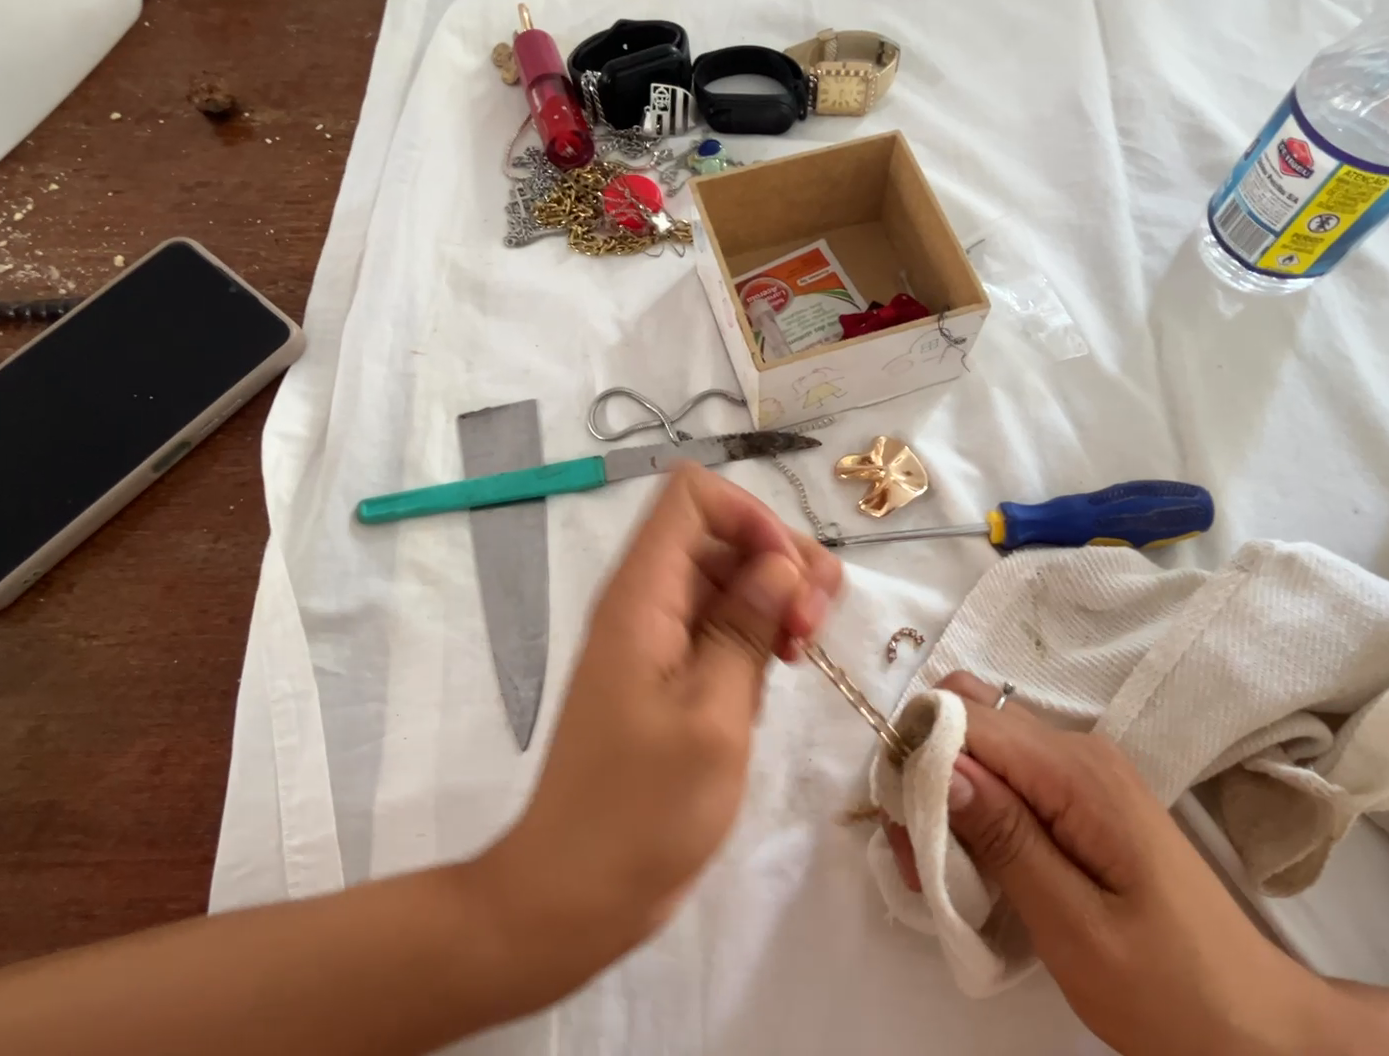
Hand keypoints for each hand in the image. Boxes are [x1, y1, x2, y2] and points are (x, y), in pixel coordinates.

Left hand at [473, 465, 841, 1014]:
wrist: (577, 891)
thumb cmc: (642, 811)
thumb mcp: (712, 716)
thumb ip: (747, 628)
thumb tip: (781, 564)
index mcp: (642, 598)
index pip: (692, 496)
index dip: (751, 517)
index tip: (790, 580)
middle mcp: (646, 604)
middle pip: (721, 533)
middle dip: (780, 561)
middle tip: (811, 629)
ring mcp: (658, 640)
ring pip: (728, 578)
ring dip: (778, 598)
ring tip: (801, 651)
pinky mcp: (670, 675)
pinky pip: (721, 624)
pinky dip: (760, 632)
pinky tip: (781, 670)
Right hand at [887, 673, 1333, 1055]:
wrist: (1254, 1023)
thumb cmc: (1167, 986)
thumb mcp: (1075, 927)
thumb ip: (1006, 839)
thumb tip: (939, 765)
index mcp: (1078, 774)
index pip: (969, 716)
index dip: (919, 750)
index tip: (899, 821)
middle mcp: (1078, 752)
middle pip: (972, 718)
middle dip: (925, 768)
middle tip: (915, 849)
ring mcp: (1082, 773)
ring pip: (983, 746)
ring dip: (945, 793)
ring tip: (940, 872)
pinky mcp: (1081, 798)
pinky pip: (1008, 777)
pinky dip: (974, 809)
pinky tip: (972, 864)